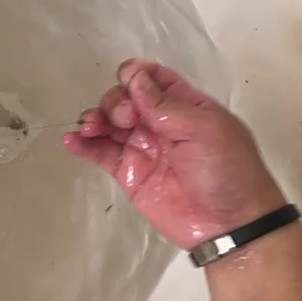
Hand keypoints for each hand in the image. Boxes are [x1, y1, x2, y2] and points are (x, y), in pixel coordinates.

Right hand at [63, 59, 285, 248]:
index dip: (135, 75)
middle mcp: (159, 122)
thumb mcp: (205, 129)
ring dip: (94, 118)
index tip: (128, 81)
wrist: (228, 225)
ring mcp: (141, 147)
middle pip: (124, 97)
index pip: (152, 78)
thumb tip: (135, 77)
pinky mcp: (127, 173)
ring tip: (90, 127)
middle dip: (116, 101)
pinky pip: (100, 153)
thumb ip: (166, 104)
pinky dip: (83, 145)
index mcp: (184, 106)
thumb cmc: (228, 171)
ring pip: (108, 123)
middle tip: (125, 120)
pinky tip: (72, 141)